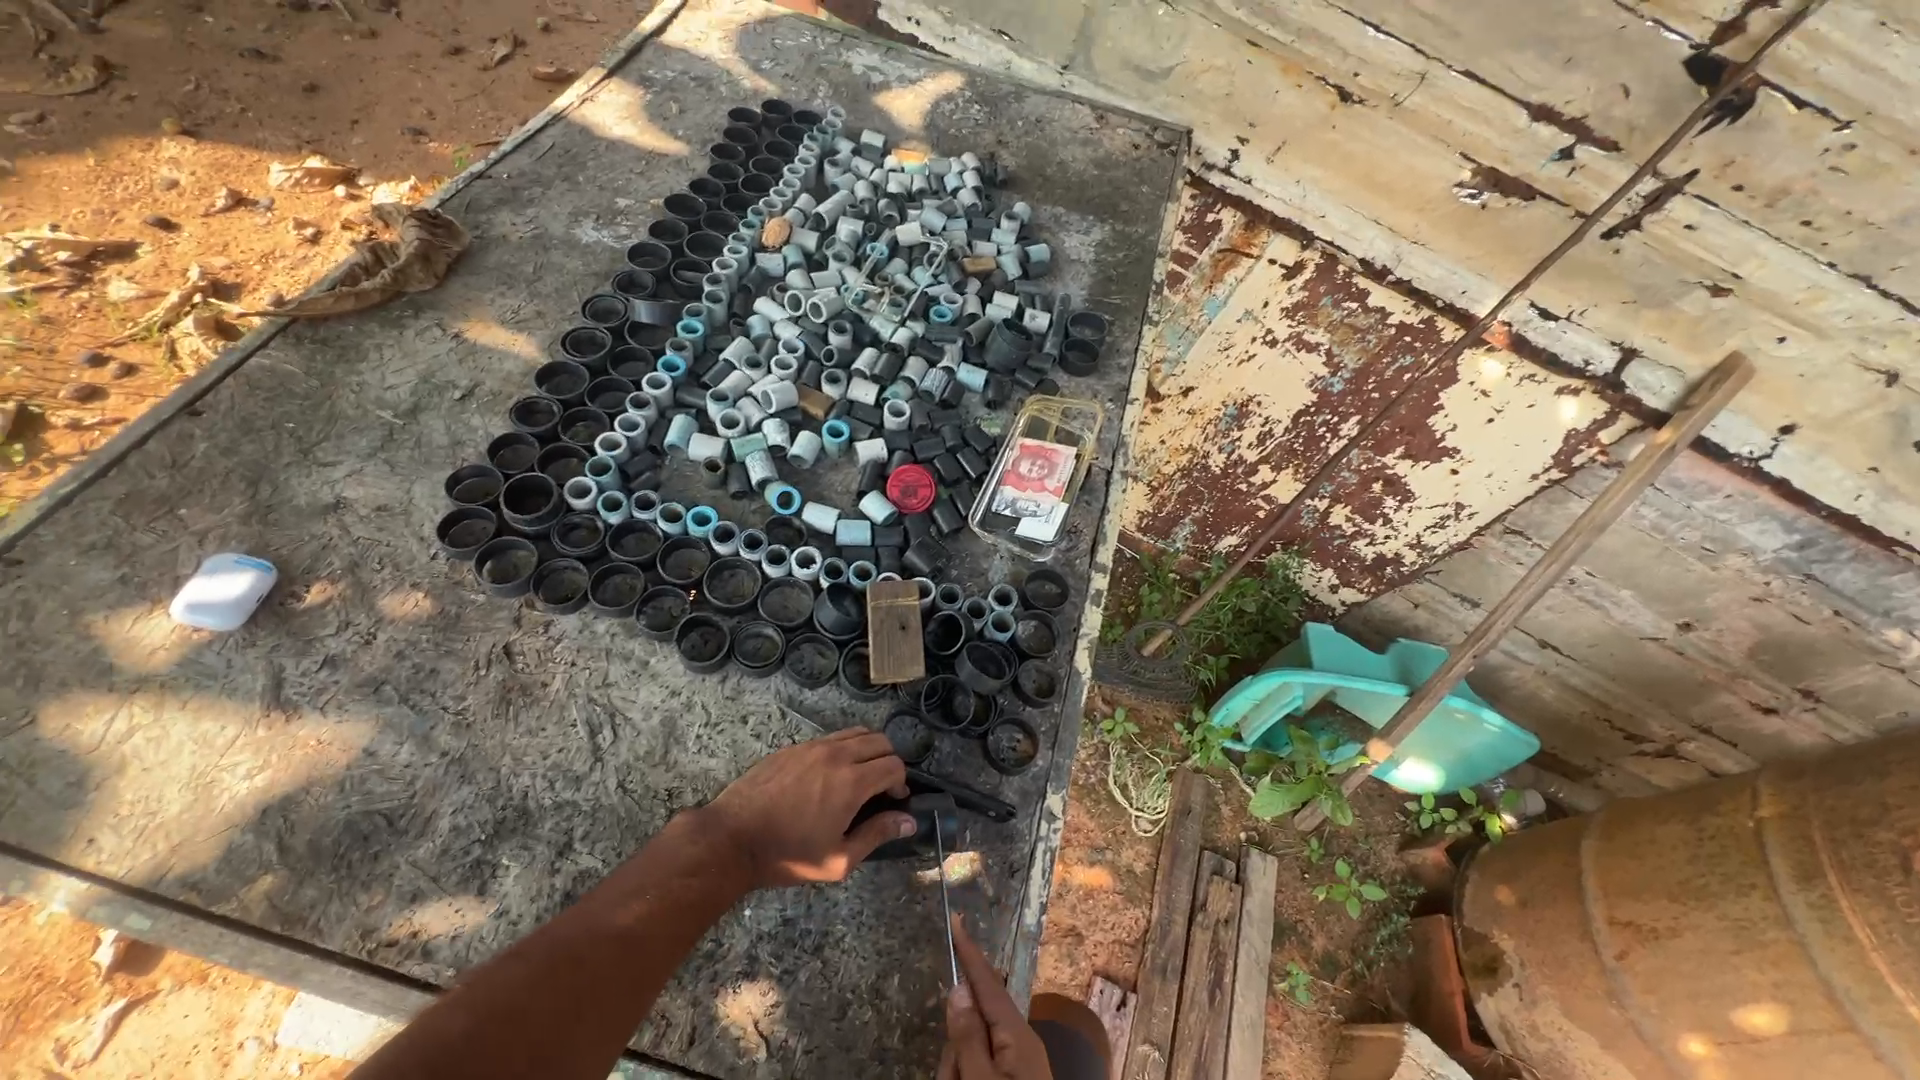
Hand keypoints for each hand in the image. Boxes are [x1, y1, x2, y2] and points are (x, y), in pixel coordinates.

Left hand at [699, 727, 914, 888]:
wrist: (732, 839)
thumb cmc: (788, 855)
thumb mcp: (838, 860)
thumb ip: (876, 835)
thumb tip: (908, 822)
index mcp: (851, 782)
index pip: (894, 764)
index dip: (901, 782)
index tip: (893, 801)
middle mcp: (835, 755)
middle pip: (879, 741)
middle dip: (888, 761)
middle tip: (880, 788)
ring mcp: (811, 747)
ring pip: (854, 733)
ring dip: (867, 750)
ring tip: (858, 777)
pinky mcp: (791, 748)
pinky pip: (828, 738)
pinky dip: (841, 749)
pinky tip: (828, 776)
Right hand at [937, 917, 1052, 1079]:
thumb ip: (968, 1036)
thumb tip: (960, 988)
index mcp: (1017, 1034)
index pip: (988, 983)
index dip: (970, 952)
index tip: (957, 919)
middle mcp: (1020, 1040)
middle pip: (974, 1021)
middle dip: (955, 1049)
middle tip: (955, 1077)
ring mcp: (1018, 1060)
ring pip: (971, 1048)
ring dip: (958, 1070)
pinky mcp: (1014, 1076)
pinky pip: (979, 1066)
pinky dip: (966, 1077)